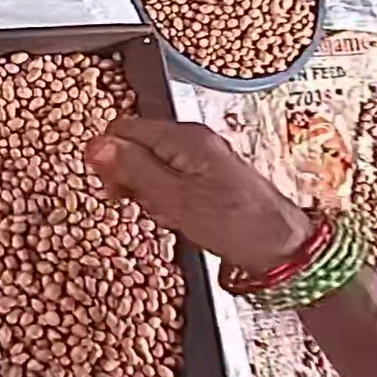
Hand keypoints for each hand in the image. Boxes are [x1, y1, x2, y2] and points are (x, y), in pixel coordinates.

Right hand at [85, 117, 313, 274]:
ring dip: (148, 193)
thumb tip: (96, 145)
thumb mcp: (173, 198)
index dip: (109, 158)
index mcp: (182, 137)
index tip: (113, 189)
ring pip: (150, 168)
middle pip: (135, 147)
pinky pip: (169, 182)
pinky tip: (179, 217)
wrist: (281, 247)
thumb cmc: (233, 222)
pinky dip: (166, 200)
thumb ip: (133, 169)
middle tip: (144, 205)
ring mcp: (200, 158)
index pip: (123, 130)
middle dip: (130, 179)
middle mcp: (191, 140)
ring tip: (169, 214)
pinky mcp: (206, 177)